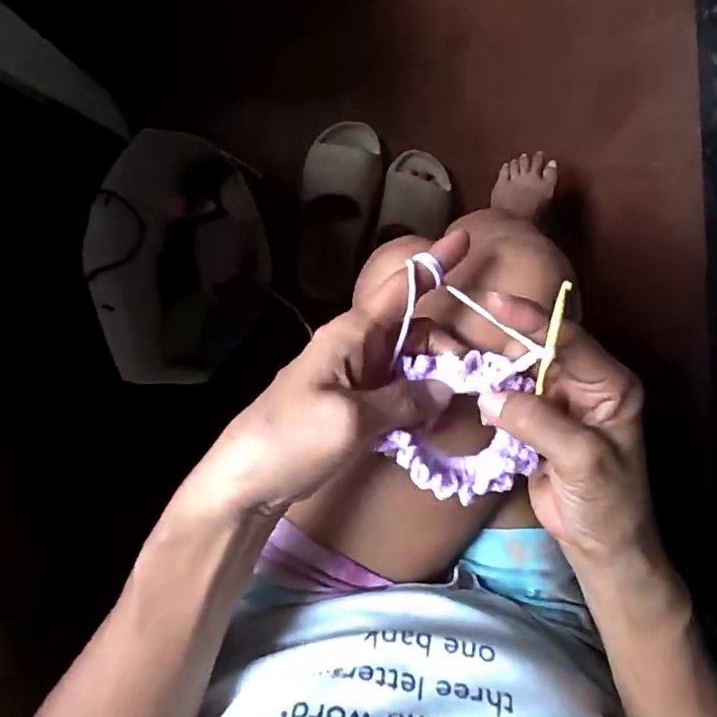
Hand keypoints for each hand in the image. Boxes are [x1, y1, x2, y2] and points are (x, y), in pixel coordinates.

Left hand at [181, 231, 469, 520]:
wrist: (245, 480)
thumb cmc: (290, 439)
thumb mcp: (351, 420)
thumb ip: (404, 401)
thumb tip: (447, 388)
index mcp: (352, 335)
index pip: (400, 289)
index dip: (434, 264)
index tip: (465, 237)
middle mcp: (357, 348)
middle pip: (416, 332)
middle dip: (447, 351)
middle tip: (471, 385)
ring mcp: (355, 378)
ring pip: (410, 365)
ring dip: (435, 384)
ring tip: (446, 417)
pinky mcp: (354, 406)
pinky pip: (397, 394)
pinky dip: (417, 406)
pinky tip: (428, 429)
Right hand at [473, 295, 656, 566]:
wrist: (602, 545)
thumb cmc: (608, 502)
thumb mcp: (582, 459)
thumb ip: (538, 422)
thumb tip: (489, 395)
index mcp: (609, 385)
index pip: (569, 340)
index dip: (532, 318)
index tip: (495, 301)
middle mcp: (584, 386)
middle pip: (540, 349)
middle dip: (503, 337)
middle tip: (461, 321)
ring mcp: (558, 404)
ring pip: (519, 372)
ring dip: (491, 365)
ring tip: (456, 350)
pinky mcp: (536, 423)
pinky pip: (509, 398)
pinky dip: (488, 392)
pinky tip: (467, 382)